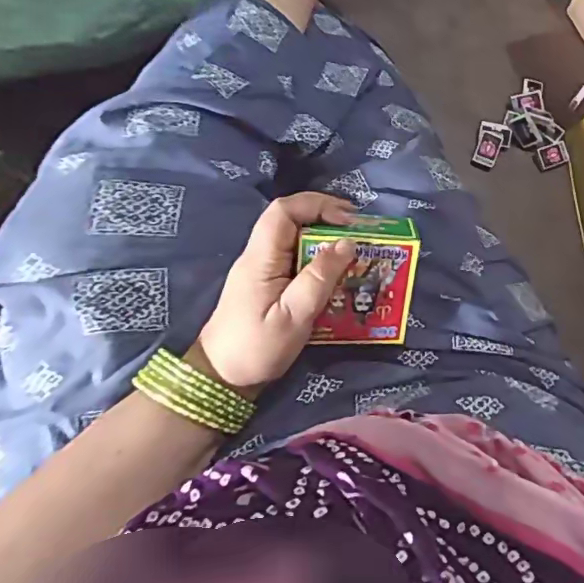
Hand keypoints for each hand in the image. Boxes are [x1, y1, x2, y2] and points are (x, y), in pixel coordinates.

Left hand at [196, 193, 358, 389]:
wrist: (221, 377)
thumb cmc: (257, 348)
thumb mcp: (294, 316)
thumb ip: (319, 278)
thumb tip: (347, 243)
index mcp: (261, 258)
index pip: (284, 211)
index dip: (317, 205)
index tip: (349, 219)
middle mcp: (259, 256)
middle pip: (292, 220)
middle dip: (328, 220)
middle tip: (362, 235)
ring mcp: (262, 270)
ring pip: (296, 240)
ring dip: (326, 242)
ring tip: (356, 254)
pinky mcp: (267, 284)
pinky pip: (295, 260)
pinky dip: (319, 261)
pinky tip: (338, 276)